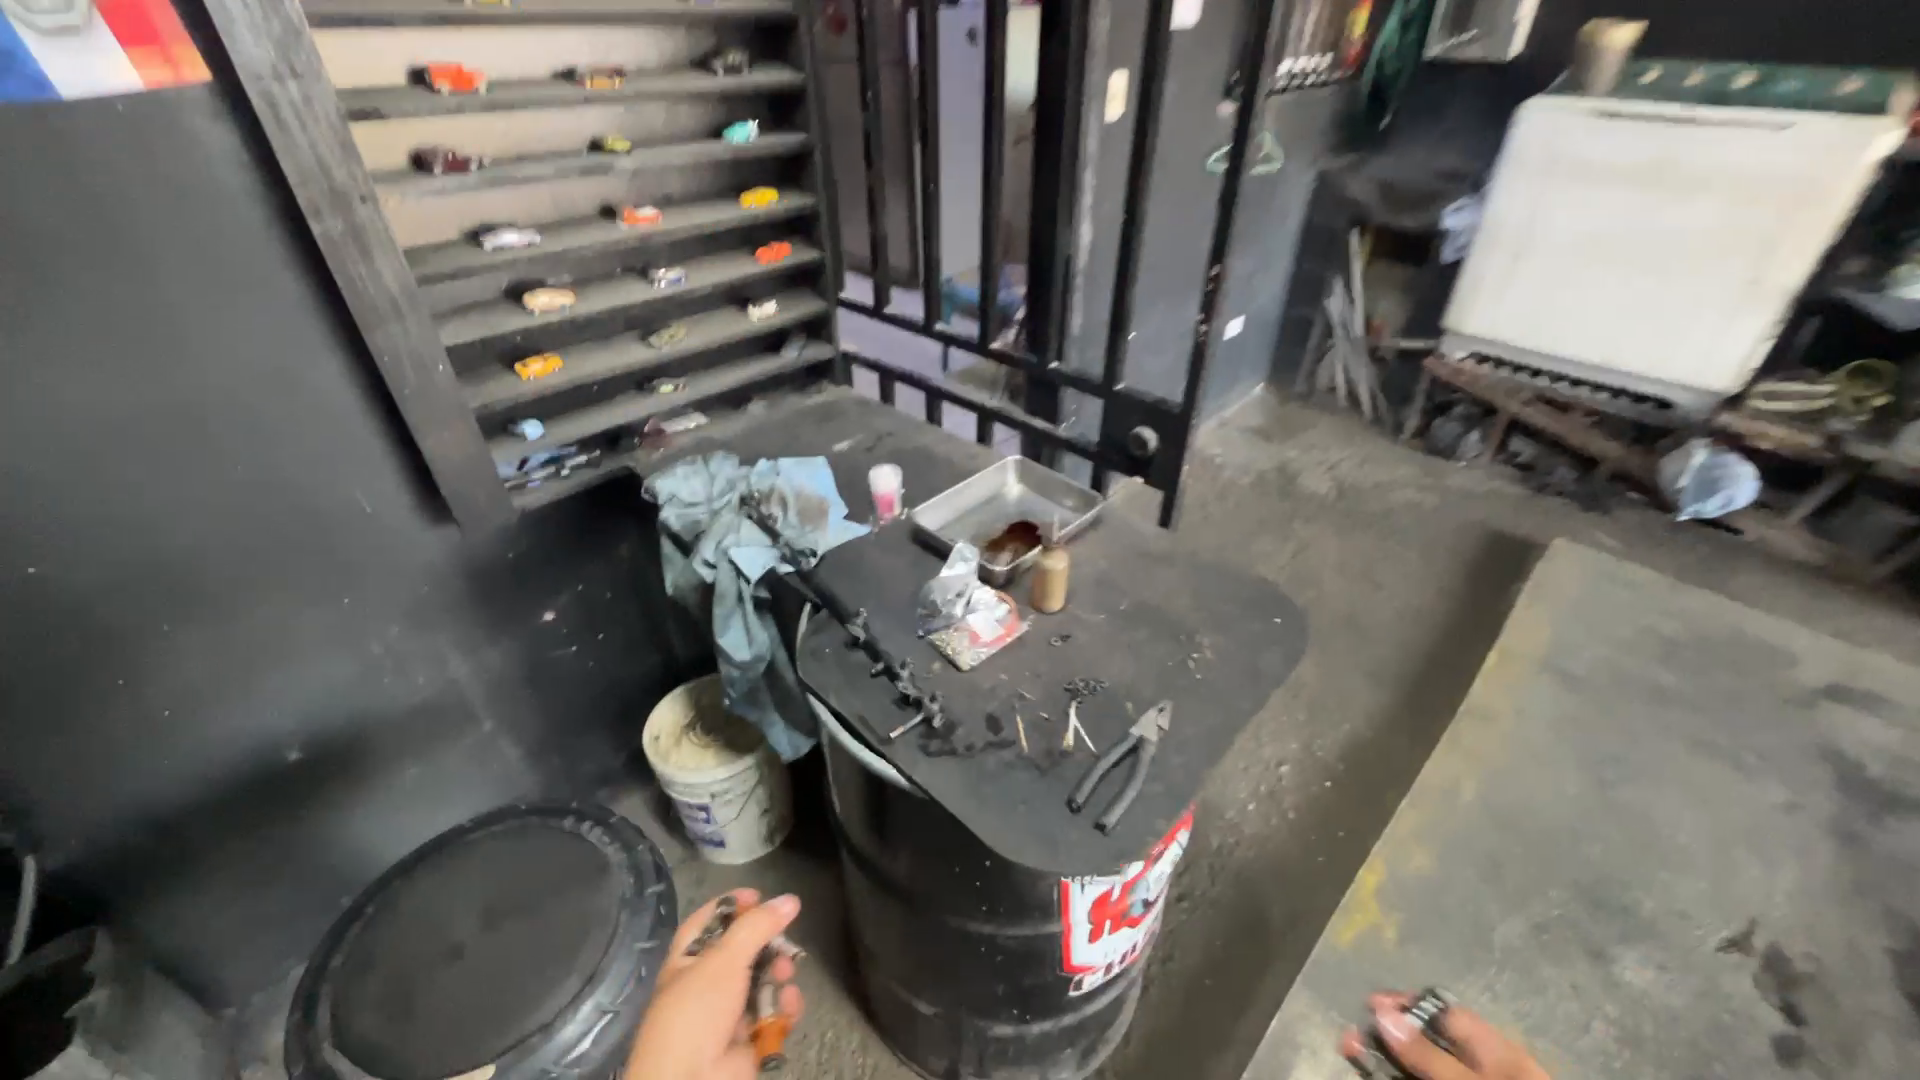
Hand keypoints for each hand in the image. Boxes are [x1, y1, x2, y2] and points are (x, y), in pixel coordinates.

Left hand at [623, 889, 804, 1079]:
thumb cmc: (696, 1013)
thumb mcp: (724, 960)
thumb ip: (757, 926)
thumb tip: (790, 899)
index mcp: (686, 963)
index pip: (707, 922)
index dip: (730, 906)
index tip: (758, 895)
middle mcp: (705, 985)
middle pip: (742, 950)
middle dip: (767, 942)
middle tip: (783, 938)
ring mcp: (728, 1014)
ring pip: (762, 981)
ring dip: (778, 974)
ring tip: (785, 975)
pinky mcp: (750, 1038)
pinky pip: (774, 1012)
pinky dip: (784, 1006)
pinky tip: (789, 1004)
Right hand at [1339, 992, 1548, 1079]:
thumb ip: (1431, 1057)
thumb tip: (1382, 1014)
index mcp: (1495, 1052)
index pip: (1446, 1013)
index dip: (1407, 1005)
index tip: (1369, 1006)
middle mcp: (1482, 1070)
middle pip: (1426, 1043)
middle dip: (1386, 1039)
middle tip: (1348, 1041)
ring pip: (1419, 1071)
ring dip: (1385, 1064)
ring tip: (1351, 1057)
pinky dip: (1399, 1078)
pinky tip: (1373, 1077)